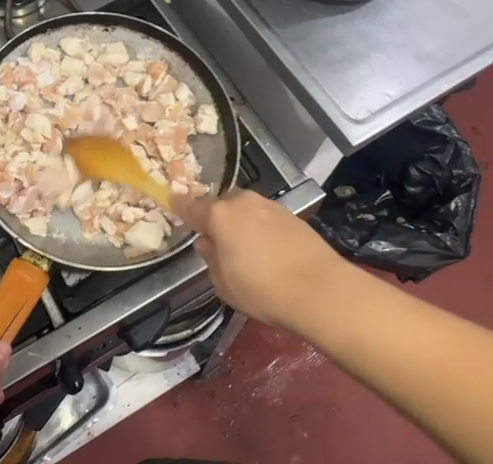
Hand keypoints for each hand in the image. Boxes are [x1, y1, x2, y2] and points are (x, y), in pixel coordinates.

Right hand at [175, 189, 345, 328]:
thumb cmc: (262, 290)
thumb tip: (207, 244)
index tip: (173, 202)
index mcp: (219, 216)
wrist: (320, 289)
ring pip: (246, 210)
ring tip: (247, 250)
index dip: (180, 206)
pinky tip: (270, 251)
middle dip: (218, 219)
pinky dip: (262, 229)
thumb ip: (211, 259)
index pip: (191, 207)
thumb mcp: (224, 284)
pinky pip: (266, 218)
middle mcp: (242, 203)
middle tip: (218, 242)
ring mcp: (269, 206)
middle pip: (222, 206)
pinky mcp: (291, 215)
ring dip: (242, 224)